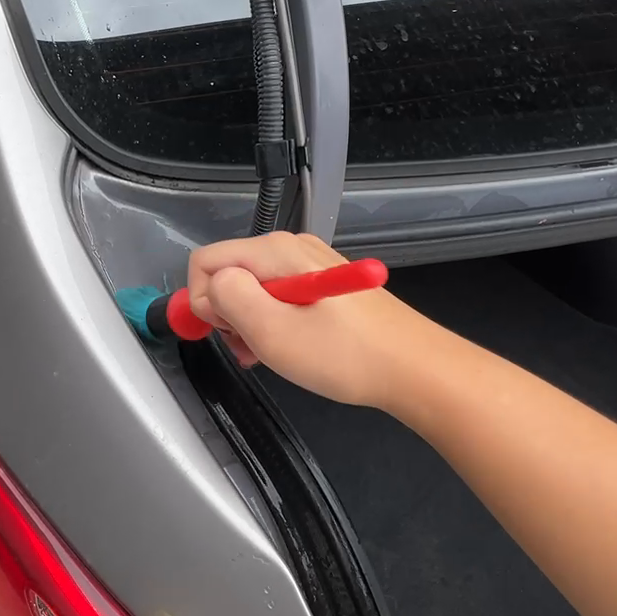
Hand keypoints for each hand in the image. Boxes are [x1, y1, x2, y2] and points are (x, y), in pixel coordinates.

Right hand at [187, 232, 417, 409]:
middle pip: (228, 272)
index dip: (202, 302)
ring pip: (251, 287)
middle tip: (250, 349)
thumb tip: (212, 286)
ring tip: (270, 354)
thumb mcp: (271, 331)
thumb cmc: (341, 355)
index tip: (227, 333)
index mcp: (274, 251)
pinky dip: (271, 321)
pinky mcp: (323, 280)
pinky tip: (288, 347)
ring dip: (248, 322)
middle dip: (226, 313)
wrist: (413, 368)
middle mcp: (289, 247)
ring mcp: (309, 261)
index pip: (204, 262)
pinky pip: (277, 295)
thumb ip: (228, 298)